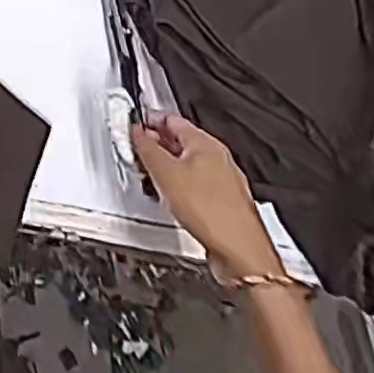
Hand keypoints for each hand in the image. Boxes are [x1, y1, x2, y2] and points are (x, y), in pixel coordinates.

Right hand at [132, 114, 283, 280]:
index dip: (148, 121)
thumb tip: (137, 133)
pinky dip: (179, 185)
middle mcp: (220, 159)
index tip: (133, 127)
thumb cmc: (212, 212)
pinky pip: (195, 184)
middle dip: (156, 146)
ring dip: (166, 167)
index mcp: (207, 144)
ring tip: (152, 177)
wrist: (240, 253)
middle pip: (179, 141)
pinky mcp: (224, 202)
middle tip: (138, 153)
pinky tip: (171, 198)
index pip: (171, 119)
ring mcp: (224, 181)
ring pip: (187, 164)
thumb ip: (146, 147)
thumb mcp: (164, 172)